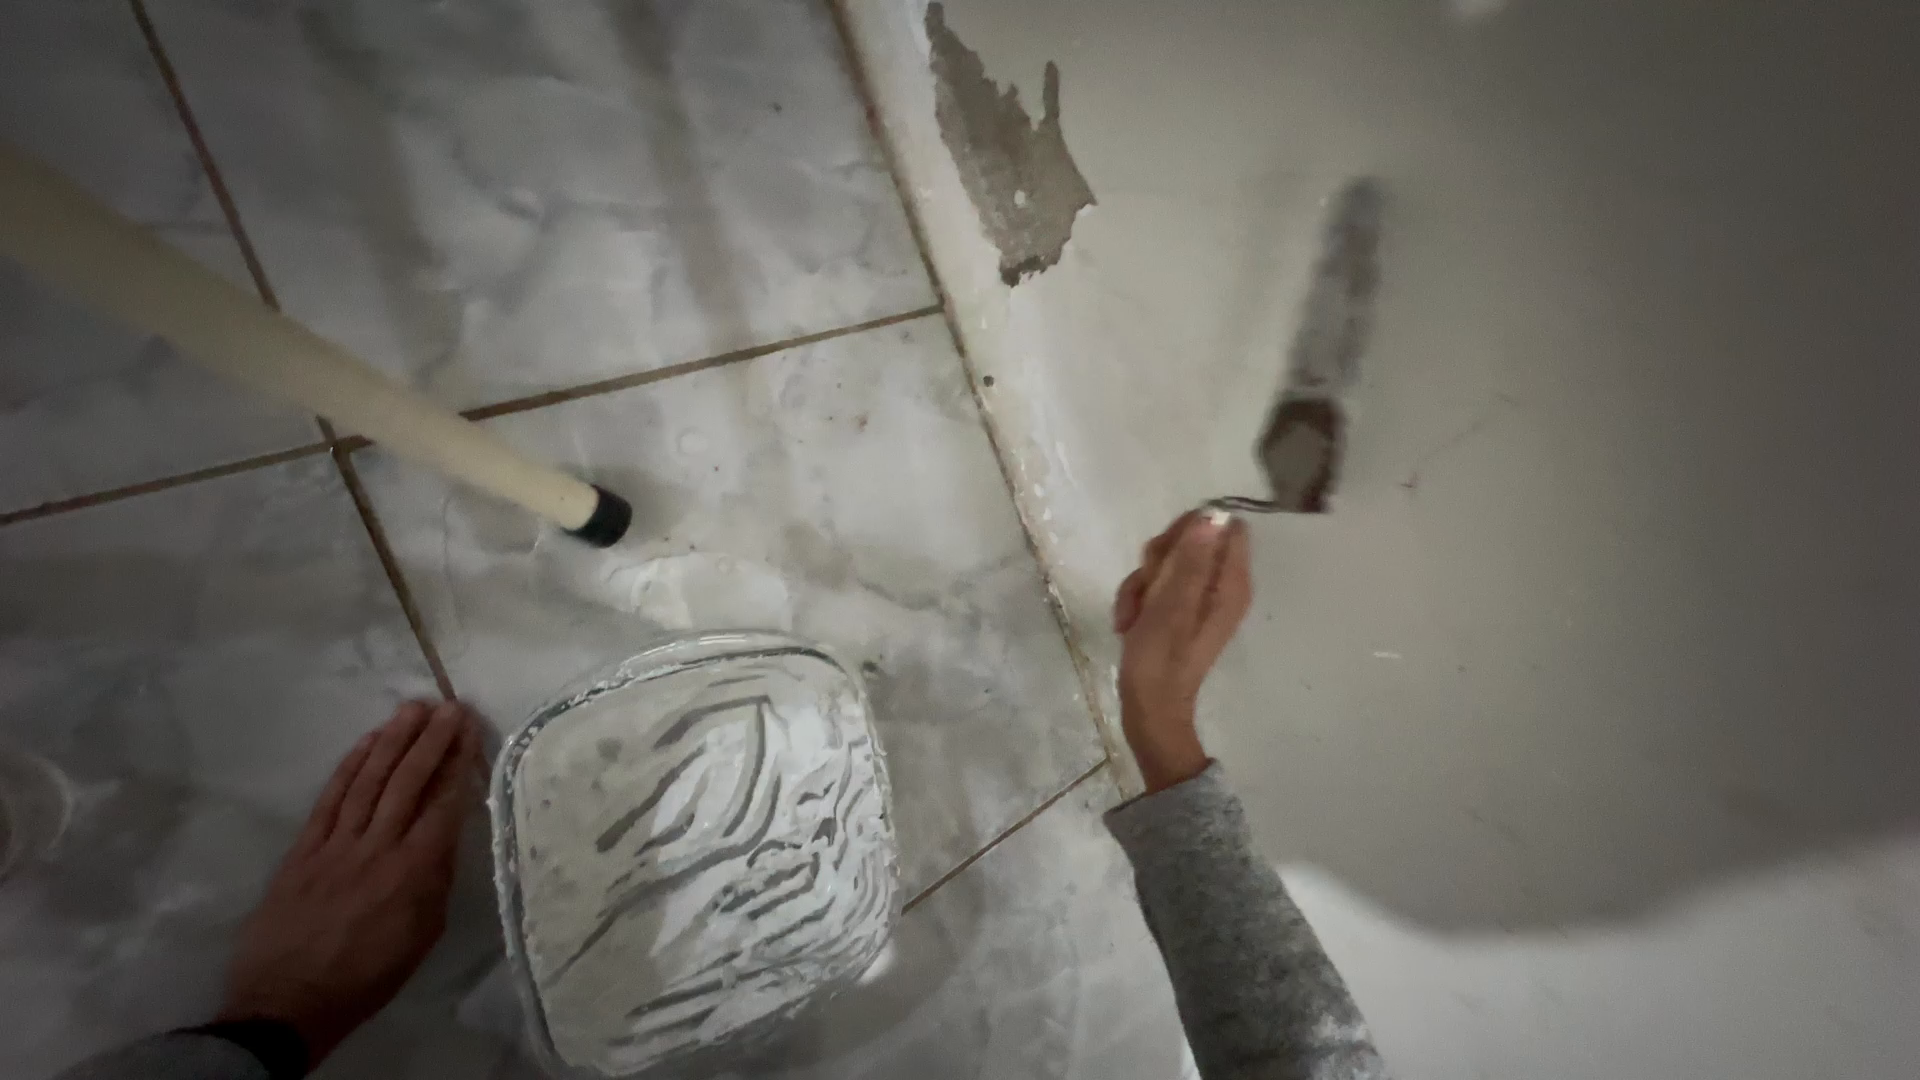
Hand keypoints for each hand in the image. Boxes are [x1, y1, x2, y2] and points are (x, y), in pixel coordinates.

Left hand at [218, 700, 483, 1063]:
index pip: (444, 801)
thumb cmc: (372, 971)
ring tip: (412, 709)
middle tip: (450, 706)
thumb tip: (447, 832)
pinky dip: (349, 768)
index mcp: (416, 868)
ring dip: (393, 741)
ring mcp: (336, 847)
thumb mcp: (425, 928)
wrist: (287, 1006)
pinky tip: (367, 743)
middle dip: (432, 740)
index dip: (459, 760)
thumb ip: (437, 875)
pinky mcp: (301, 853)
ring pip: (369, 782)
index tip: (472, 729)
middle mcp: (378, 848)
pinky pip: (329, 801)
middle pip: (408, 782)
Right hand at [1112, 510, 1251, 792]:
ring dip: (1142, 583)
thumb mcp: (1171, 606)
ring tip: (1132, 615)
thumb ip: (1191, 560)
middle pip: (1190, 542)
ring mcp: (1199, 600)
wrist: (1149, 711)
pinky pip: (1158, 586)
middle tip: (1146, 588)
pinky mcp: (1180, 612)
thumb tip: (1212, 516)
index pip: (1223, 527)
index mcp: (1230, 584)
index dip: (1189, 530)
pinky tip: (1128, 622)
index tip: (1164, 553)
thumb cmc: (1160, 661)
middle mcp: (1221, 587)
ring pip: (1167, 564)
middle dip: (1158, 560)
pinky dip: (1139, 600)